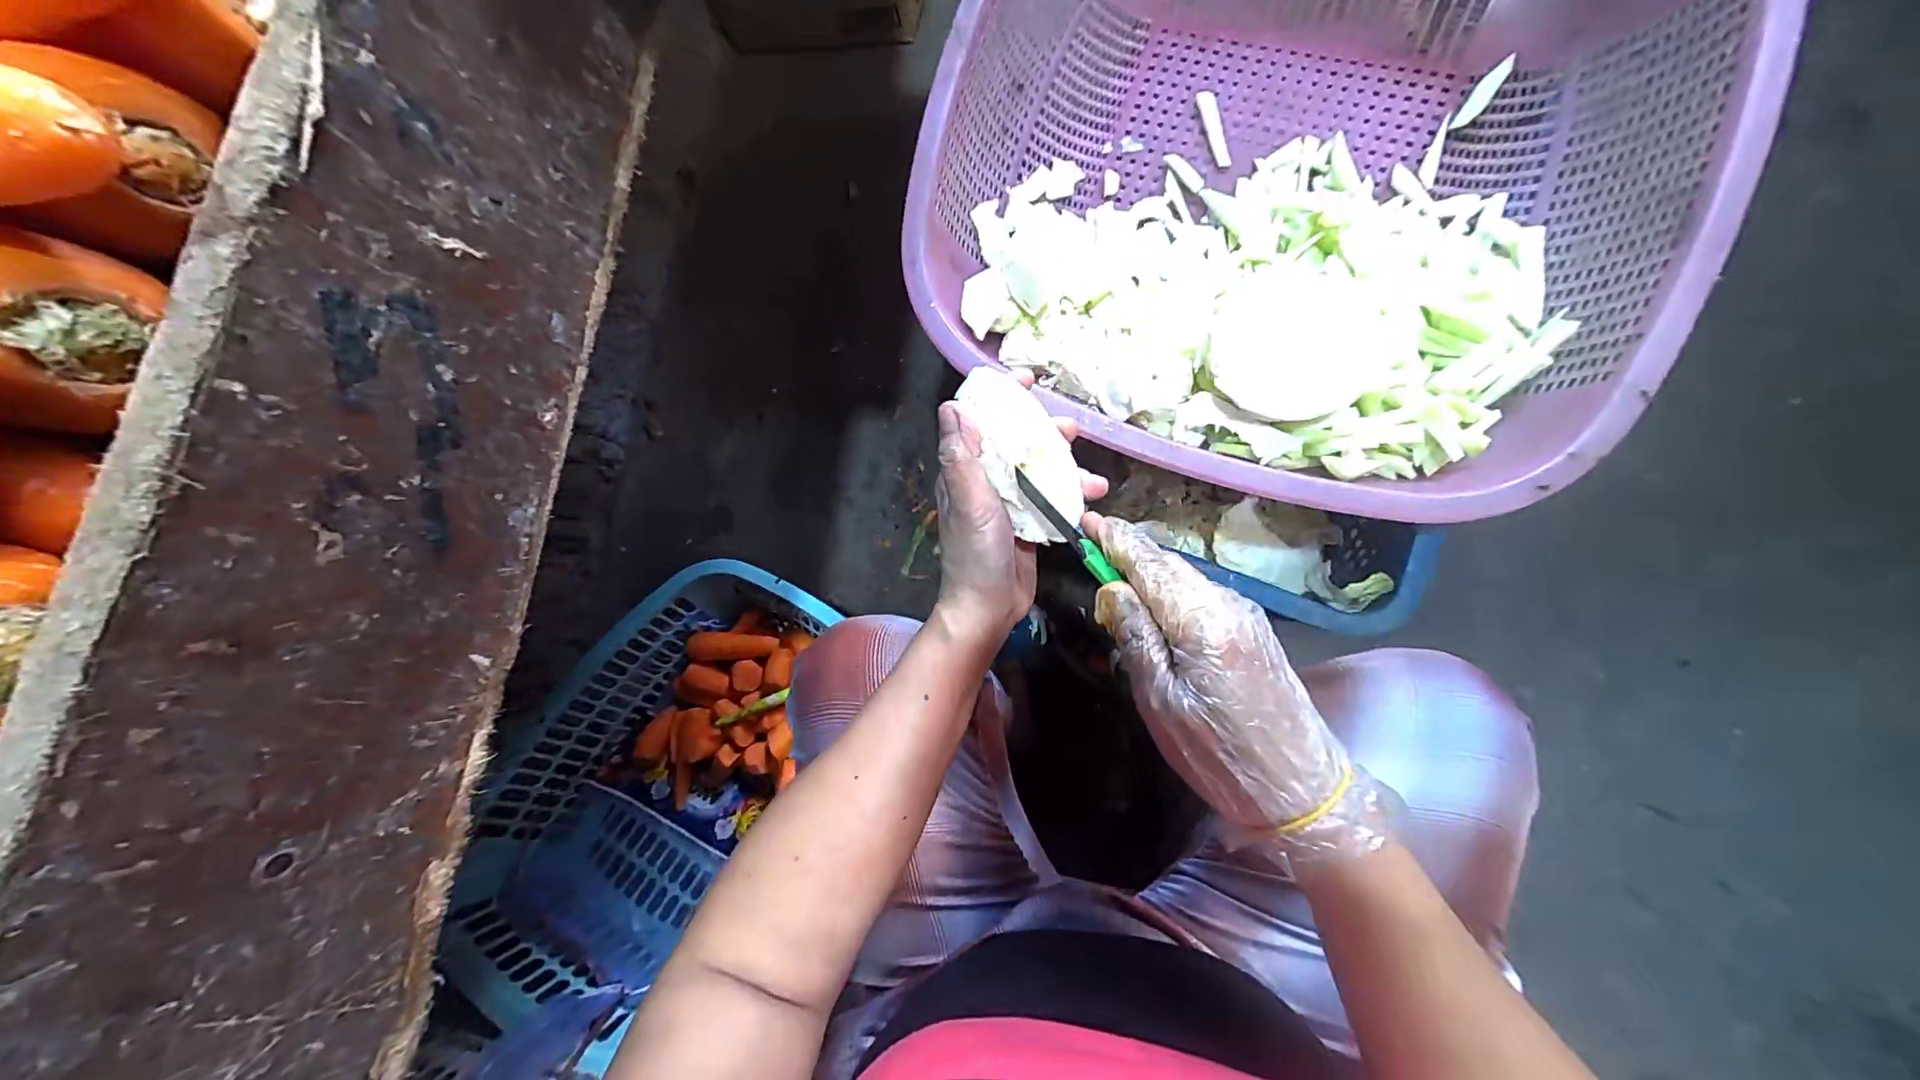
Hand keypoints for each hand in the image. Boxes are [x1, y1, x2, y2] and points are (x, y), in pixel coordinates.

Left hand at [934, 375, 1106, 644]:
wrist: (988, 606)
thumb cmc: (975, 551)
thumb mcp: (968, 498)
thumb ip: (961, 455)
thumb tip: (953, 407)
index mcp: (964, 471)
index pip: (980, 422)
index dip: (1001, 398)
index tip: (1027, 380)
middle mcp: (985, 482)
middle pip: (1017, 442)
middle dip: (1045, 432)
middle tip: (1071, 429)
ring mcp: (1009, 503)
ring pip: (1040, 470)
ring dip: (1068, 468)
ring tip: (1093, 479)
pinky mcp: (1028, 524)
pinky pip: (1052, 499)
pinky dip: (1072, 496)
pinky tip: (1093, 500)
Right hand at [1084, 513, 1393, 861]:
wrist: (1301, 790)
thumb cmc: (1218, 754)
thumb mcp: (1161, 701)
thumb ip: (1135, 636)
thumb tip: (1113, 588)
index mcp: (1201, 620)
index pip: (1150, 564)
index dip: (1115, 540)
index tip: (1086, 519)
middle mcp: (1228, 605)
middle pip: (1170, 565)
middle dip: (1130, 551)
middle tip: (1092, 543)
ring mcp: (1246, 615)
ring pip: (1186, 579)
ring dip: (1150, 571)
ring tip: (1115, 572)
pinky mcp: (1253, 631)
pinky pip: (1202, 597)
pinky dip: (1171, 591)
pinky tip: (1155, 604)